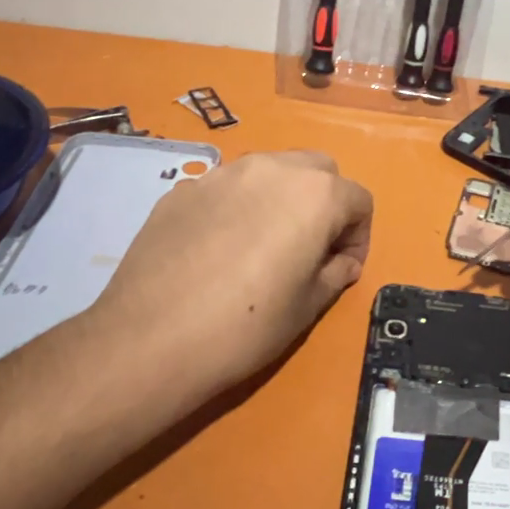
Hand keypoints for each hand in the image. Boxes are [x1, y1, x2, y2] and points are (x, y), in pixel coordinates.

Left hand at [87, 150, 372, 396]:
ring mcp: (223, 174)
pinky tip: (218, 252)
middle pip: (318, 170)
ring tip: (262, 247)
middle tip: (310, 249)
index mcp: (316, 194)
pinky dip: (237, 208)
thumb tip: (340, 262)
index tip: (342, 269)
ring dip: (280, 199)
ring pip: (270, 172)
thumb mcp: (308, 307)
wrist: (150, 339)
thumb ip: (335, 273)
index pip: (359, 200)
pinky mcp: (182, 190)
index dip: (359, 237)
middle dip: (325, 203)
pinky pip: (226, 189)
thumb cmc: (247, 326)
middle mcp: (273, 169)